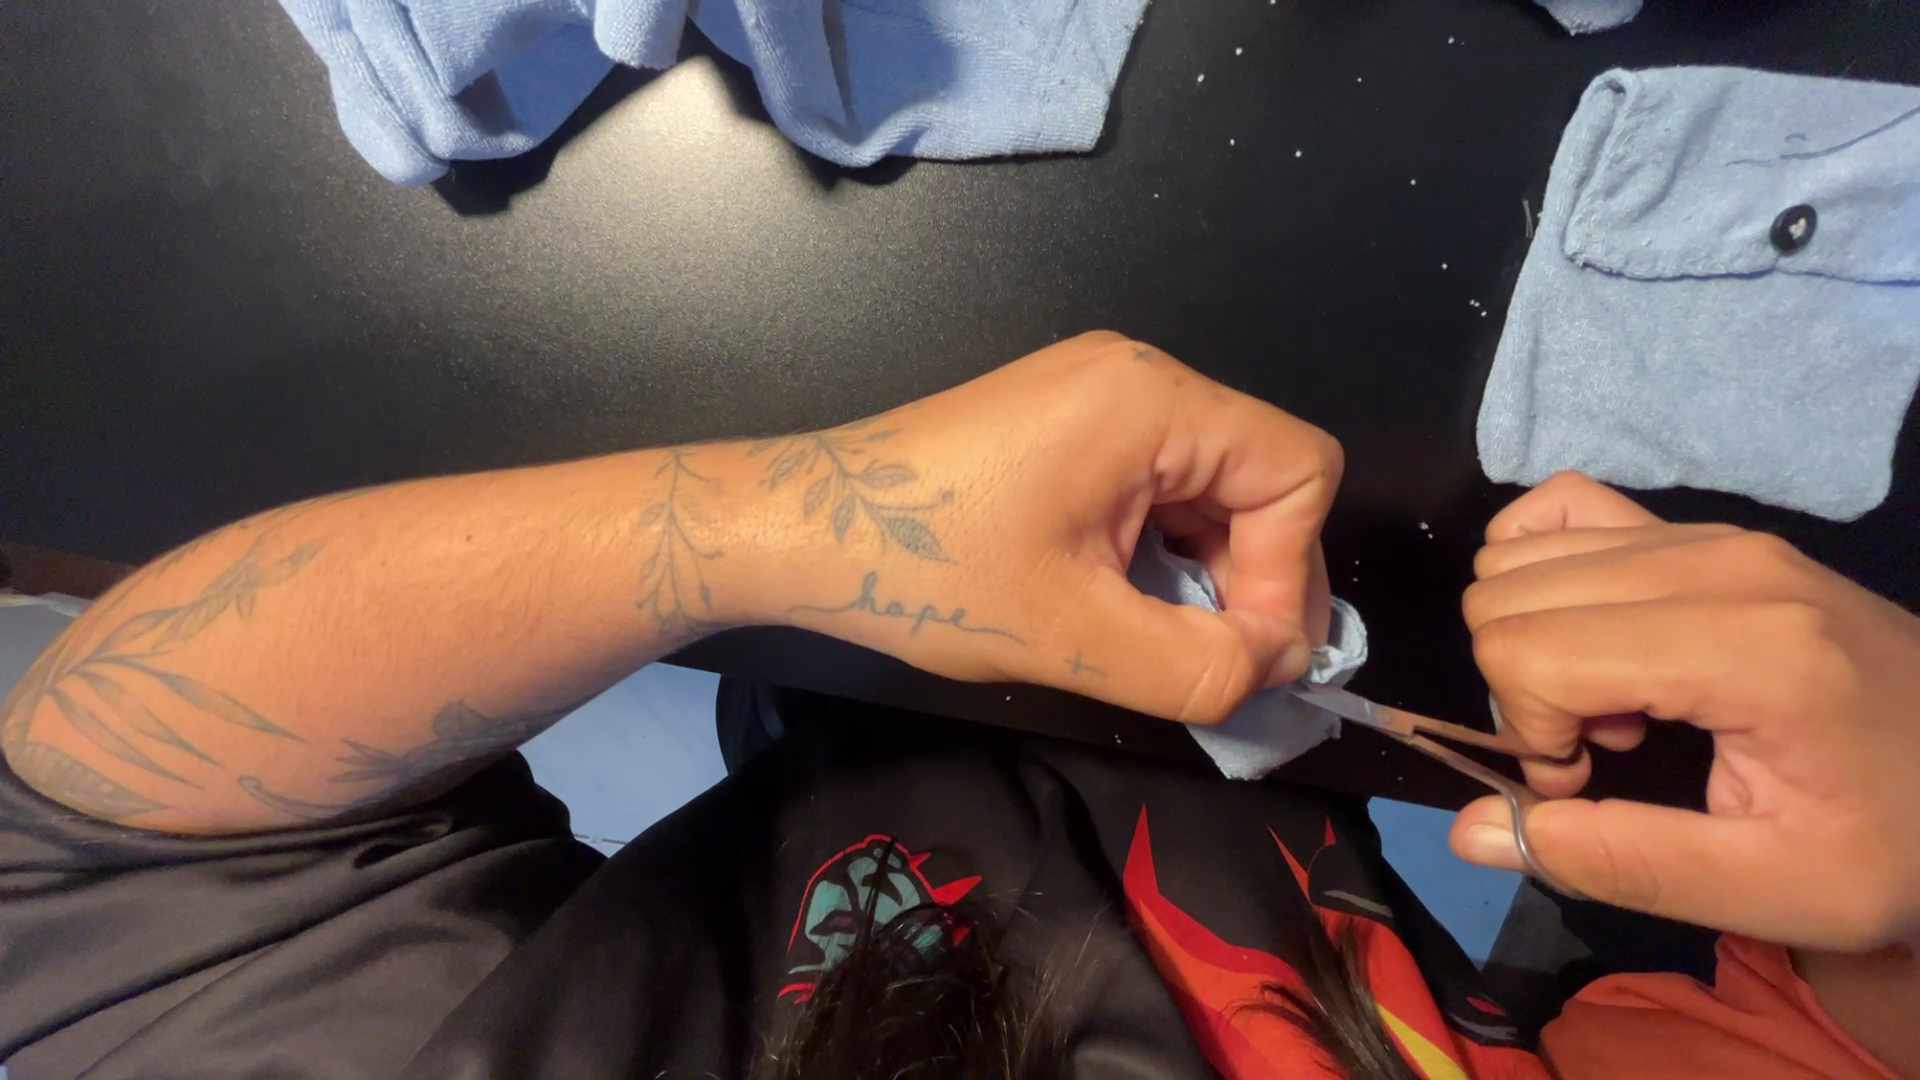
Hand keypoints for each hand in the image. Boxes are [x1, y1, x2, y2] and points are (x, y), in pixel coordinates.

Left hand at [768, 331, 1340, 722]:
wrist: (805, 527)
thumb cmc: (929, 572)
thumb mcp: (1074, 635)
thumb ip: (1199, 666)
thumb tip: (1275, 667)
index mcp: (1151, 399)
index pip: (1299, 470)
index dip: (1291, 572)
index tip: (1245, 654)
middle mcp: (1133, 375)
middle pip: (1256, 476)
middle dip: (1249, 577)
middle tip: (1213, 659)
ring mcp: (1091, 393)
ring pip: (1203, 485)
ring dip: (1199, 569)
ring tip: (1154, 633)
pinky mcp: (1060, 423)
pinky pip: (1150, 482)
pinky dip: (1155, 547)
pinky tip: (1116, 595)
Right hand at [1448, 472, 1919, 950]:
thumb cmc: (1897, 837)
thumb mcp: (1780, 890)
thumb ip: (1616, 864)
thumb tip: (1467, 833)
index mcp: (1745, 649)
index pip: (1524, 653)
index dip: (1527, 727)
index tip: (1586, 775)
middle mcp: (1711, 563)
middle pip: (1499, 602)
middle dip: (1520, 682)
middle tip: (1597, 736)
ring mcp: (1700, 533)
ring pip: (1507, 560)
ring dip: (1528, 632)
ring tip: (1607, 684)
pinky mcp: (1690, 523)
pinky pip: (1552, 506)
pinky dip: (1531, 560)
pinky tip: (1579, 616)